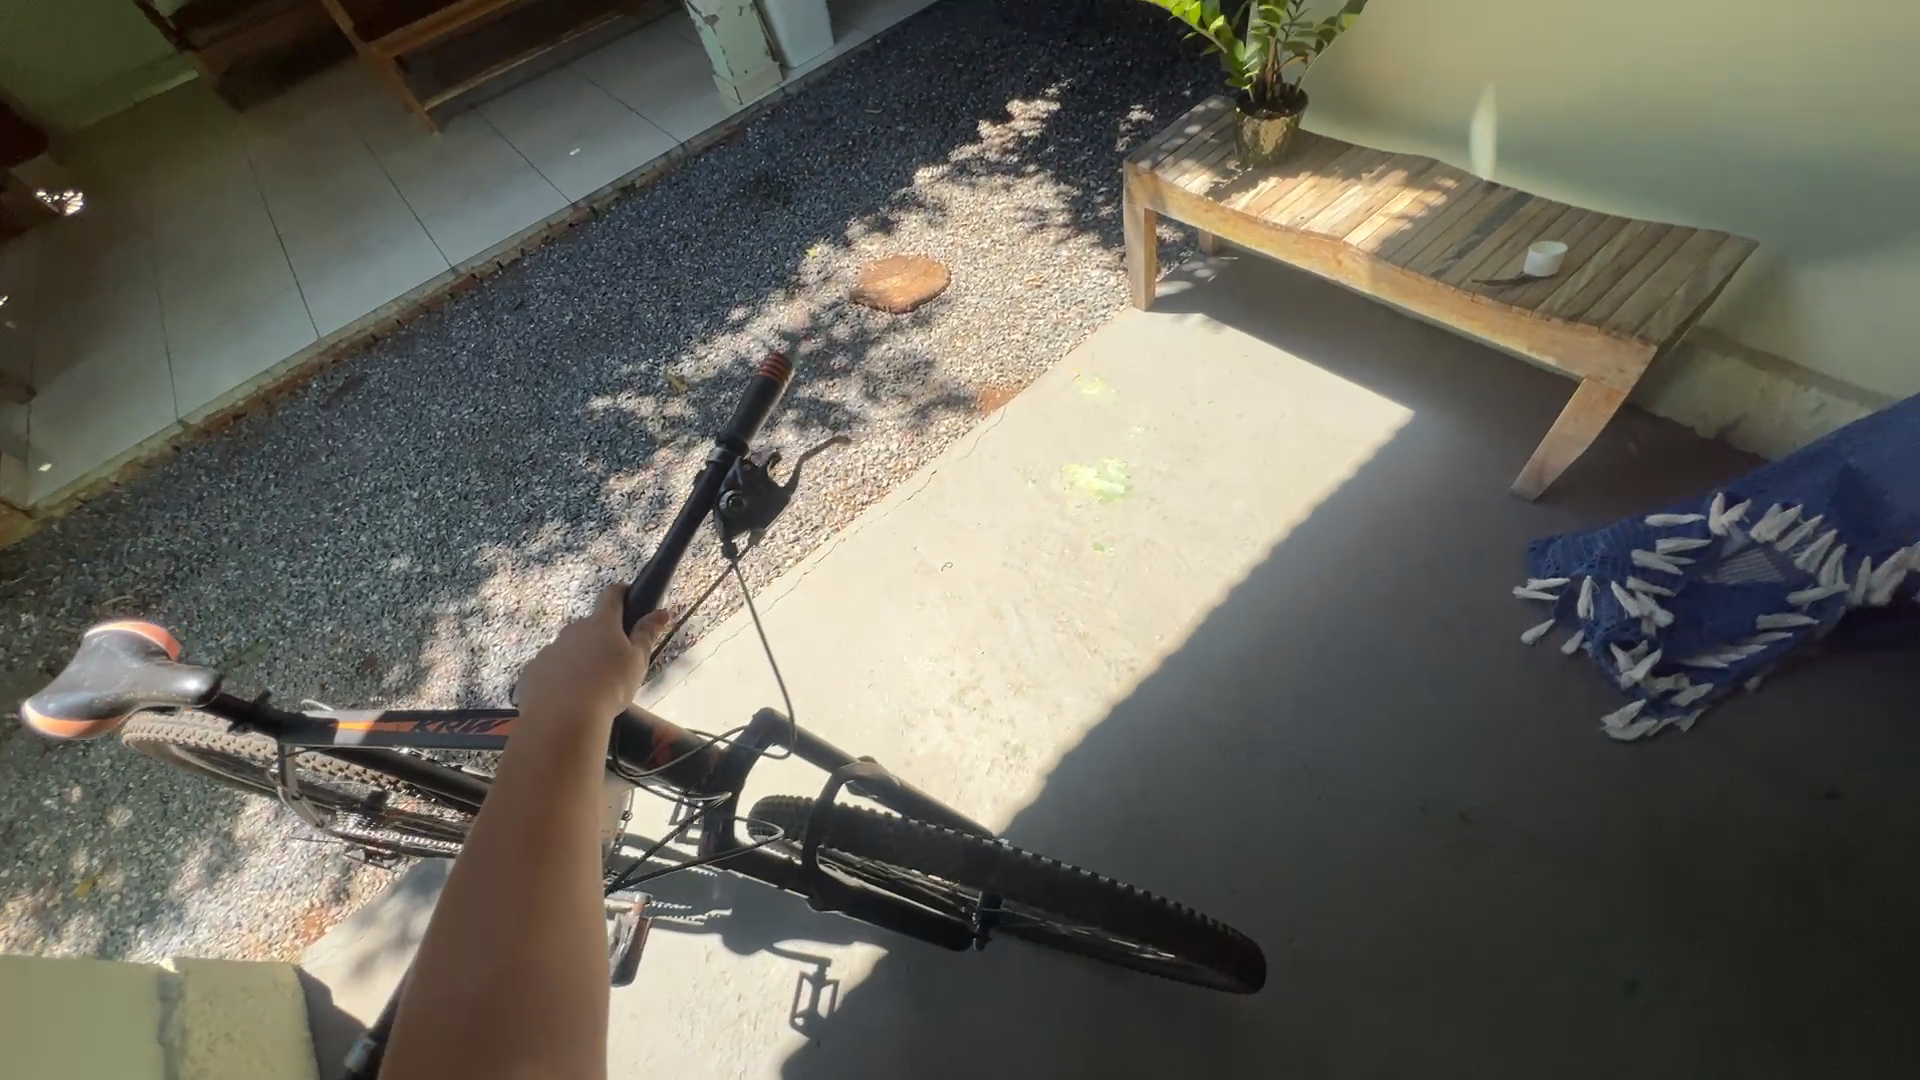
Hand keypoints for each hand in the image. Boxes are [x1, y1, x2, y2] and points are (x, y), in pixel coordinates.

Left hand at [515, 585, 671, 724]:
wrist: (562, 720)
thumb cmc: (609, 687)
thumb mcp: (637, 661)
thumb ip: (647, 635)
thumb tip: (662, 612)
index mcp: (601, 624)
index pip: (611, 596)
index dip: (621, 592)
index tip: (629, 595)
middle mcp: (572, 631)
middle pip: (589, 625)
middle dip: (602, 635)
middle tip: (615, 659)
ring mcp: (549, 651)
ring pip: (569, 648)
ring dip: (580, 657)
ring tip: (591, 685)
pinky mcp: (531, 673)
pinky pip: (550, 669)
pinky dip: (559, 677)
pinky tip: (567, 697)